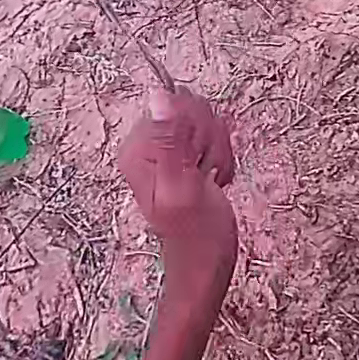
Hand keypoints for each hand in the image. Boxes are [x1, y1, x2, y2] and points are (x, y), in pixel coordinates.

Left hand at [118, 89, 238, 311]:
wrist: (206, 263)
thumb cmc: (195, 236)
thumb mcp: (182, 187)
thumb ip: (170, 141)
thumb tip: (158, 96)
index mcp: (137, 148)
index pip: (175, 103)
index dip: (197, 129)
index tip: (198, 159)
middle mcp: (147, 144)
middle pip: (193, 109)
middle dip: (209, 140)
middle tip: (204, 171)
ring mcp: (167, 149)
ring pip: (207, 122)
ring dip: (217, 151)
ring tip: (208, 178)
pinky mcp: (185, 155)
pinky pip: (214, 136)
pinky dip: (221, 158)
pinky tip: (213, 179)